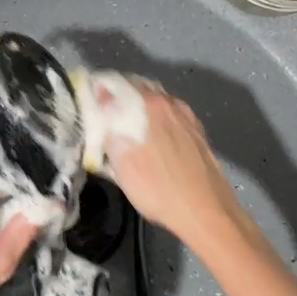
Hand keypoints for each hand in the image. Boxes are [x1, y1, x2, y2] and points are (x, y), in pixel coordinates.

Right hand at [93, 77, 245, 240]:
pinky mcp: (198, 133)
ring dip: (138, 108)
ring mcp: (187, 117)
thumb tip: (100, 104)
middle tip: (104, 116)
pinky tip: (151, 140)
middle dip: (119, 97)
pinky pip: (170, 116)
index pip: (115, 81)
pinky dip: (156, 120)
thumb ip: (108, 127)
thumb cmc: (159, 189)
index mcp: (149, 103)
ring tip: (126, 128)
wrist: (208, 213)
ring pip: (155, 102)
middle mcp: (170, 102)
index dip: (98, 89)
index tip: (88, 103)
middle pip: (137, 87)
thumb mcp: (122, 161)